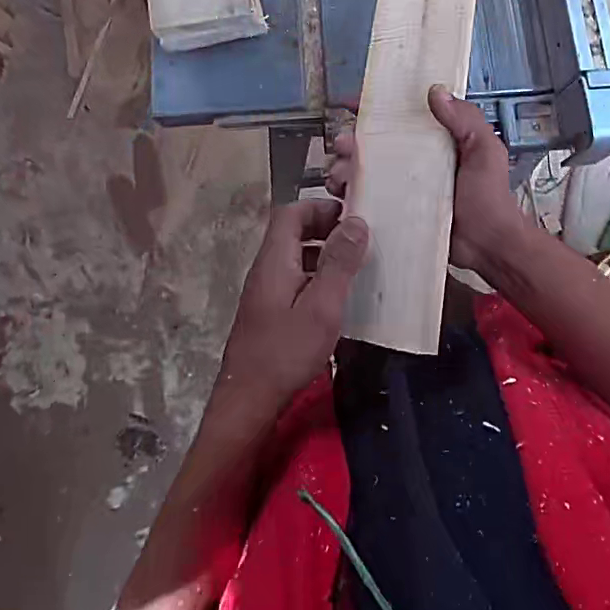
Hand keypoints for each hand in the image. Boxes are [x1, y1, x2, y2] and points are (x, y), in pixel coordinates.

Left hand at [218, 199, 368, 405]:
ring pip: (296, 256)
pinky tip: (339, 295)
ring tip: (356, 264)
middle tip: (360, 238)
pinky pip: (296, 278)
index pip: (291, 213)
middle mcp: (266, 270)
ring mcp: (266, 292)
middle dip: (326, 227)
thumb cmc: (286, 352)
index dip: (321, 207)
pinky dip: (318, 276)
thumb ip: (339, 263)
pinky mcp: (271, 312)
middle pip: (293, 232)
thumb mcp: (322, 306)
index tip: (353, 215)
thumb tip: (356, 222)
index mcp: (275, 261)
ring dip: (324, 252)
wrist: (248, 402)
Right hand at [326, 86, 531, 274]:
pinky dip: (352, 196)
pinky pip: (369, 200)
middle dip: (354, 141)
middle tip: (345, 146)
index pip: (405, 117)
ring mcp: (406, 188)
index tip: (357, 103)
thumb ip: (465, 120)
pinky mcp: (398, 212)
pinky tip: (344, 196)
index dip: (379, 109)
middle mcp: (420, 161)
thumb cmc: (490, 199)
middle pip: (377, 143)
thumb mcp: (484, 150)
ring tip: (341, 175)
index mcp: (439, 142)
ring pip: (366, 171)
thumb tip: (437, 92)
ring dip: (347, 168)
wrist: (487, 246)